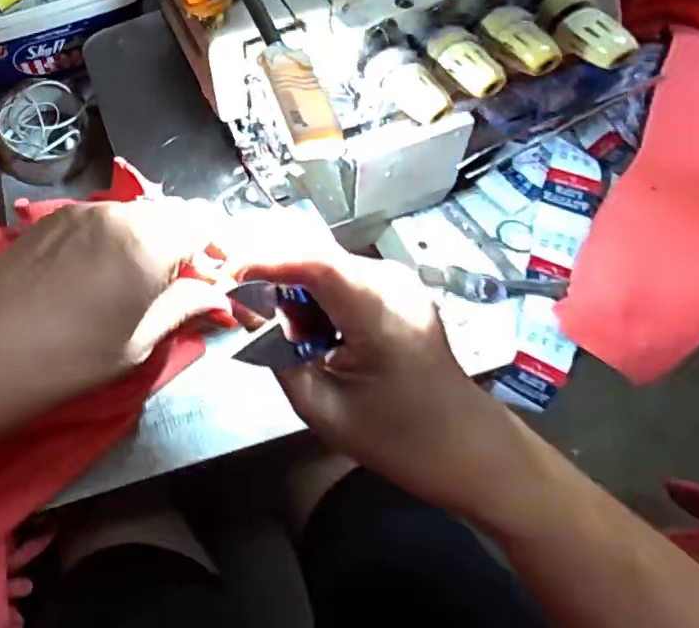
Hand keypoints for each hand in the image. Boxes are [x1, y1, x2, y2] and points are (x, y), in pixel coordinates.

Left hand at [0, 199, 232, 437]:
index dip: (216, 244)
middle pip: (169, 212)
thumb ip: (183, 306)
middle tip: (181, 279)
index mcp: (145, 242)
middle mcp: (115, 214)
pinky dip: (116, 233)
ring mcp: (79, 211)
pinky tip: (100, 267)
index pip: (202, 221)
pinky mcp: (51, 217)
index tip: (216, 273)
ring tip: (139, 276)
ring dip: (150, 234)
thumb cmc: (68, 360)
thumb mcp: (136, 343)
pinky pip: (101, 216)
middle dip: (185, 238)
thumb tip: (217, 293)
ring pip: (134, 211)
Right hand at [226, 222, 534, 519]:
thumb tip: (244, 307)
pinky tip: (286, 304)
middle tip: (226, 279)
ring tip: (250, 294)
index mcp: (382, 317)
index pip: (317, 266)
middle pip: (313, 251)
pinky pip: (333, 269)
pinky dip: (301, 281)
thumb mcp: (323, 410)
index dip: (267, 262)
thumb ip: (278, 354)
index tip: (228, 276)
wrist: (472, 447)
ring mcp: (393, 278)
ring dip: (281, 271)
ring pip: (319, 255)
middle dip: (265, 260)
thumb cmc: (401, 440)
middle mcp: (390, 283)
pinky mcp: (389, 283)